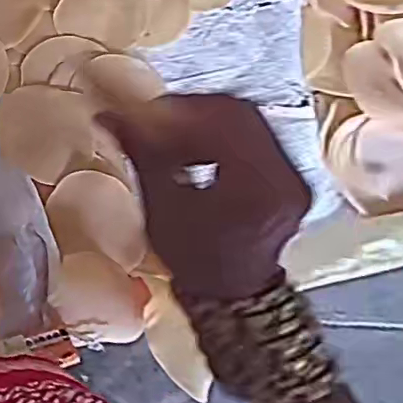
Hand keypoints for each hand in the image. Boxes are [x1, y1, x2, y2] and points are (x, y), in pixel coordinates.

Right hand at [97, 93, 311, 301]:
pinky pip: (253, 136)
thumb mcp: (162, 206)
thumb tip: (109, 117)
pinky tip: (192, 143)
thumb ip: (142, 154)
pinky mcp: (288, 176)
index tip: (145, 111)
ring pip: (247, 122)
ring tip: (169, 129)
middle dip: (192, 109)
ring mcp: (293, 176)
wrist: (229, 292)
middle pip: (239, 115)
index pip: (224, 123)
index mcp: (260, 187)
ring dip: (205, 119)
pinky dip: (220, 132)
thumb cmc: (193, 257)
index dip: (181, 109)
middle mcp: (288, 178)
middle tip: (155, 115)